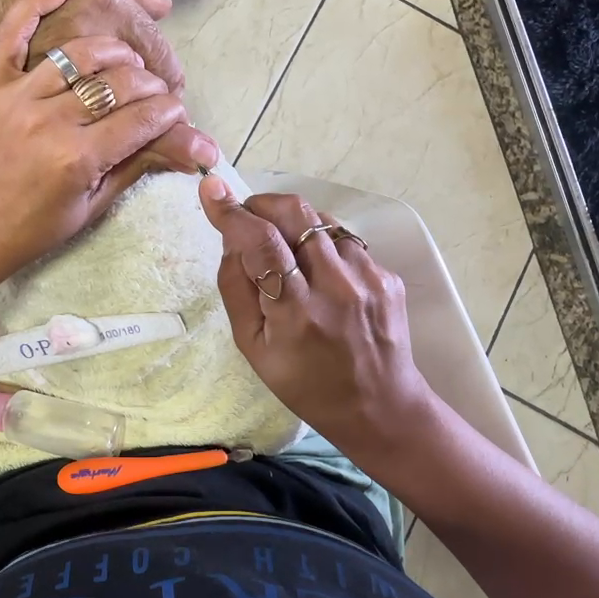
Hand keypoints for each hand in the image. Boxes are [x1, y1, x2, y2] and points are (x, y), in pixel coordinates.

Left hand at [0, 0, 197, 282]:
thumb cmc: (36, 226)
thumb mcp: (94, 204)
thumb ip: (141, 164)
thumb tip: (199, 147)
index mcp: (78, 158)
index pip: (143, 118)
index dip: (170, 112)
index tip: (176, 110)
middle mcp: (49, 121)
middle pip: (119, 83)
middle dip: (151, 85)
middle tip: (155, 92)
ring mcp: (15, 98)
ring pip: (80, 55)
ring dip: (115, 50)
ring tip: (126, 59)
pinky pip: (10, 33)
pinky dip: (34, 4)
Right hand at [197, 177, 433, 444]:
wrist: (381, 408)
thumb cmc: (305, 384)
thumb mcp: (252, 348)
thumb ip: (236, 288)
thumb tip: (231, 239)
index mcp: (297, 312)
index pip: (260, 242)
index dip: (232, 212)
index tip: (211, 189)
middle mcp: (336, 287)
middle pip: (295, 212)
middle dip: (262, 203)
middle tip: (247, 217)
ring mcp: (368, 277)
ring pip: (319, 220)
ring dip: (292, 223)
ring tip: (285, 251)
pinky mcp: (387, 275)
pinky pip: (344, 240)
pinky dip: (320, 244)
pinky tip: (319, 272)